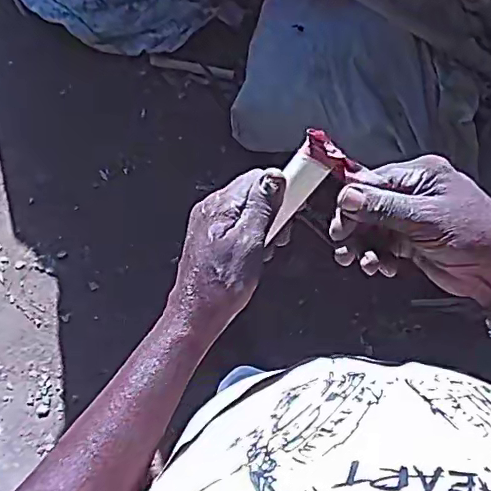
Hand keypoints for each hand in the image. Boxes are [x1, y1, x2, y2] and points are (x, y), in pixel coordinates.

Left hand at [170, 168, 289, 332]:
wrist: (198, 313)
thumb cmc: (219, 286)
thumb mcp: (250, 242)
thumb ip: (262, 206)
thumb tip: (274, 178)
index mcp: (220, 205)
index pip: (258, 177)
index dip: (281, 190)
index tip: (292, 209)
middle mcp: (212, 210)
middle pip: (254, 193)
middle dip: (273, 212)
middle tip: (277, 236)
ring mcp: (210, 224)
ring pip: (249, 211)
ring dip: (265, 227)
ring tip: (264, 250)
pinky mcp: (212, 239)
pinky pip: (240, 227)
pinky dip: (253, 238)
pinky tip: (254, 256)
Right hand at [331, 154, 490, 307]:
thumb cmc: (476, 237)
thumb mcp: (426, 219)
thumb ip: (384, 208)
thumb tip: (348, 196)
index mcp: (421, 176)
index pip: (371, 182)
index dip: (350, 203)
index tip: (340, 225)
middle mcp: (413, 194)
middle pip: (366, 207)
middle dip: (353, 229)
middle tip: (345, 247)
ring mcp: (411, 220)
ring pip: (371, 230)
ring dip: (363, 247)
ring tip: (364, 263)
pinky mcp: (411, 243)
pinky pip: (382, 247)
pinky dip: (377, 258)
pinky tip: (381, 267)